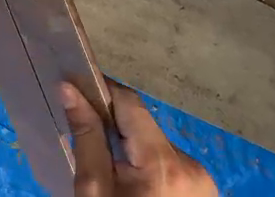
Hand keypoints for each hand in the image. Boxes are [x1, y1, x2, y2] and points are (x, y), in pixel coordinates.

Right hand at [63, 83, 217, 196]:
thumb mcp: (94, 188)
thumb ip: (86, 136)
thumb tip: (68, 88)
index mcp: (164, 162)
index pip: (129, 101)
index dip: (99, 91)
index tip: (73, 92)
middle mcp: (192, 166)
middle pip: (142, 123)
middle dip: (112, 124)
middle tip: (86, 140)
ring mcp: (205, 183)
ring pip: (155, 143)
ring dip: (130, 146)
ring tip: (110, 169)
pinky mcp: (206, 194)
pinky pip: (170, 164)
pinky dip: (147, 164)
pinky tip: (134, 186)